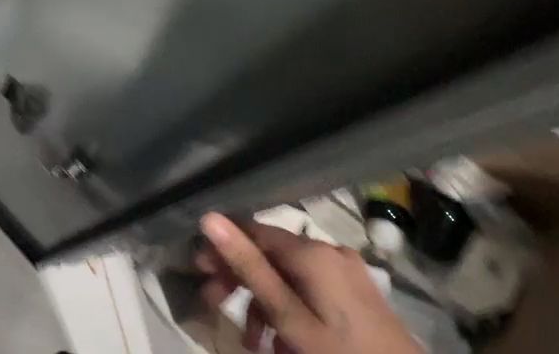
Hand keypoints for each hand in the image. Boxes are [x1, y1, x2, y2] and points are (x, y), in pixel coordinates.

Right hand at [195, 214, 420, 353]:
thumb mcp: (289, 319)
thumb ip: (249, 268)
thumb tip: (209, 217)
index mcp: (312, 252)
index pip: (252, 231)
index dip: (222, 248)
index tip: (199, 273)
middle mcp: (330, 252)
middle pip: (270, 255)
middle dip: (240, 281)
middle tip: (215, 307)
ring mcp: (348, 274)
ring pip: (290, 277)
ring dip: (264, 305)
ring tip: (252, 343)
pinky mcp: (359, 295)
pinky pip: (311, 292)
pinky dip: (291, 311)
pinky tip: (282, 344)